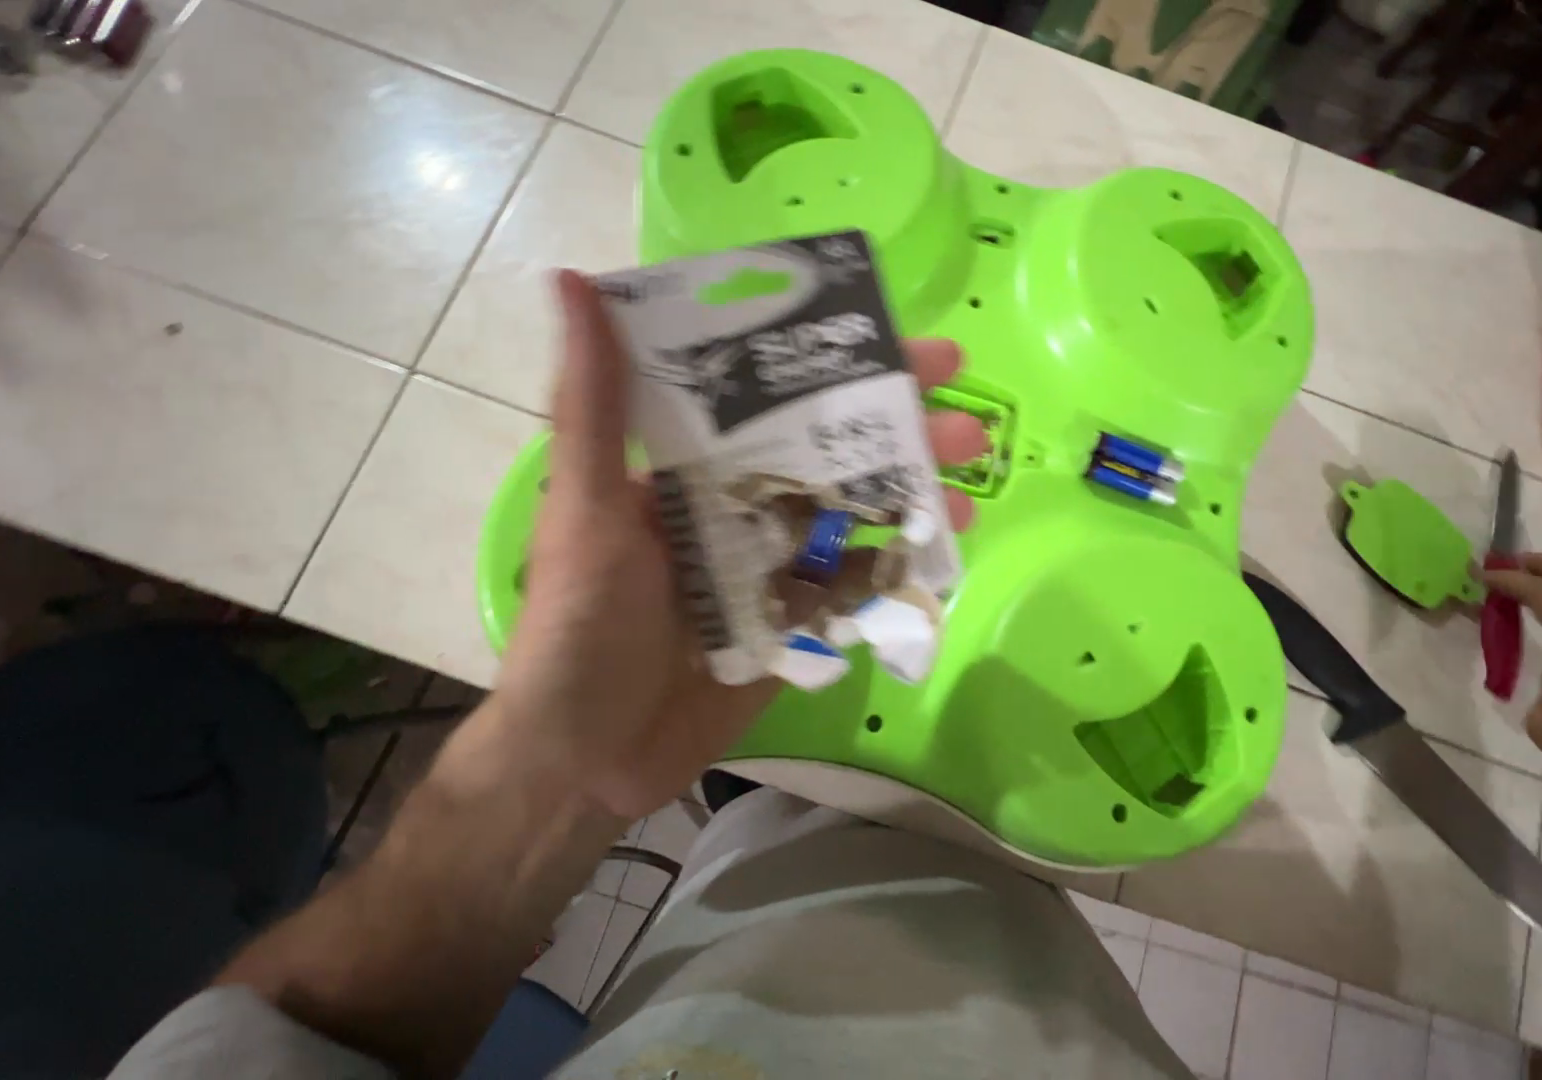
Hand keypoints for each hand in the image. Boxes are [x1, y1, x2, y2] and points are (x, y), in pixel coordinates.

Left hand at [485, 270, 986, 820]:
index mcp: (690, 467)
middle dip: (898, 430)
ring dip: (911, 497)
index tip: (900, 340)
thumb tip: (574, 279)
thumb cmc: (581, 623)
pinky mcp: (793, 622)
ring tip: (967, 489)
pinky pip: (852, 587)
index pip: (773, 396)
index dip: (837, 363)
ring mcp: (770, 566)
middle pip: (830, 454)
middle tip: (965, 417)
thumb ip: (595, 403)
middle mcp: (736, 506)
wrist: (589, 753)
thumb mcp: (586, 505)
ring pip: (852, 517)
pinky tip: (942, 551)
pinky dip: (895, 567)